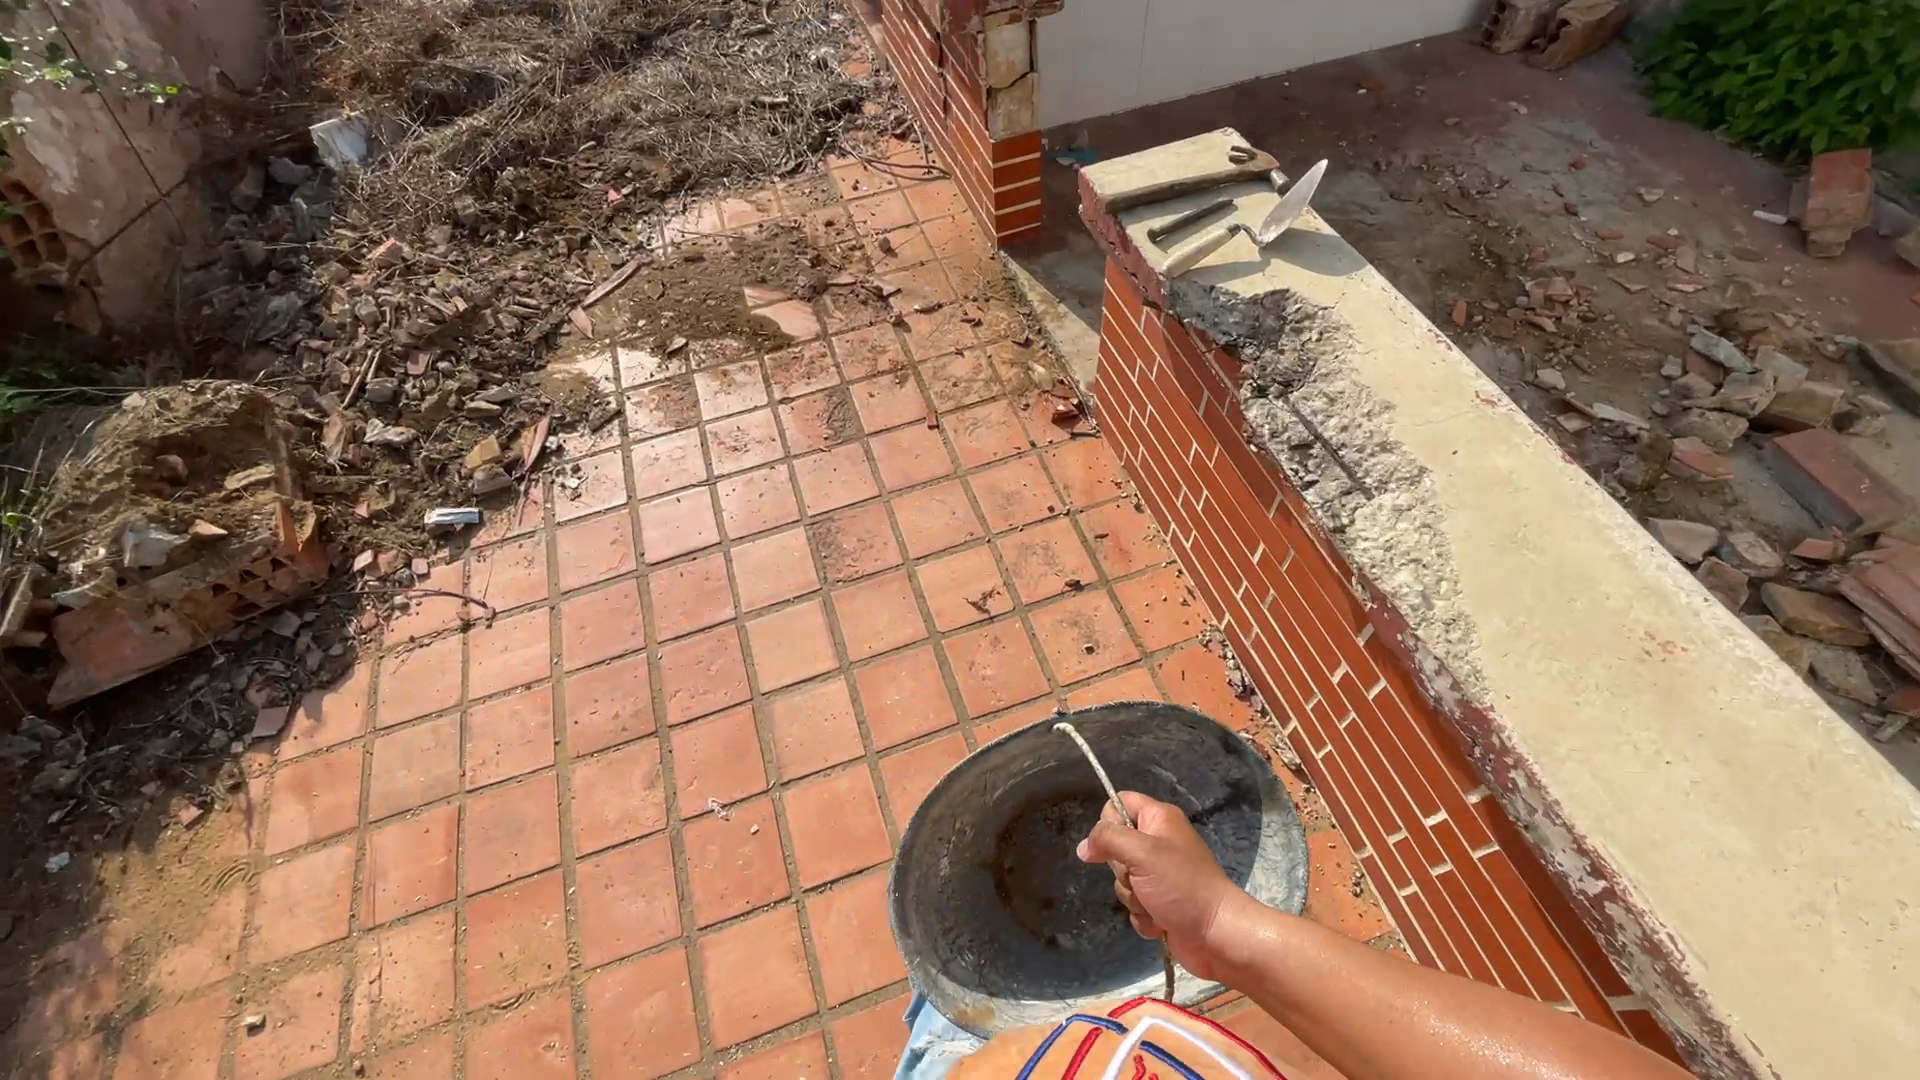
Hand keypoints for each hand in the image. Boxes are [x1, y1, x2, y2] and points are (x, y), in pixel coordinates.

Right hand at [1076, 791, 1248, 980]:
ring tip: (1154, 905)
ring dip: (1133, 897)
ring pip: (1123, 879)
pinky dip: (1143, 916)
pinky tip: (1160, 922)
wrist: (1218, 935)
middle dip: (1122, 870)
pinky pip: (1134, 904)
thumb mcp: (1141, 853)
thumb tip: (1084, 847)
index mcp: (1159, 819)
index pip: (1120, 802)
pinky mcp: (1161, 903)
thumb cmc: (1181, 885)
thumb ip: (1108, 839)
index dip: (1110, 821)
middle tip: (1140, 878)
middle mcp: (1159, 843)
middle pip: (1116, 846)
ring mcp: (1160, 875)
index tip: (1115, 844)